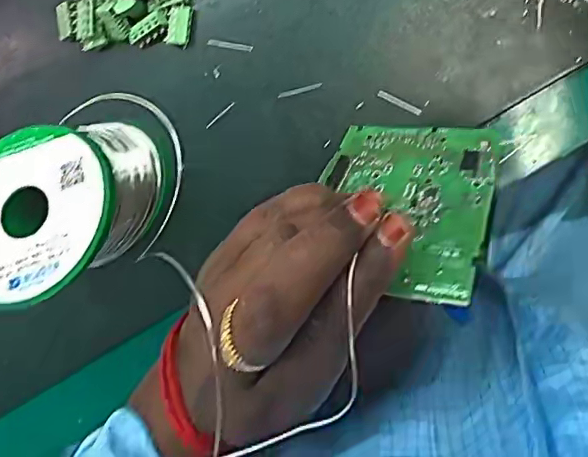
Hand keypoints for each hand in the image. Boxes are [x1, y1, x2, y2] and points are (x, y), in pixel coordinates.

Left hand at [131, 185, 414, 454]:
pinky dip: (311, 198)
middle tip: (384, 210)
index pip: (288, 285)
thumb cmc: (266, 389)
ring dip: (330, 204)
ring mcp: (224, 253)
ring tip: (363, 211)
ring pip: (282, 212)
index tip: (390, 221)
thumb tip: (392, 238)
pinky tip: (334, 208)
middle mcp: (227, 286)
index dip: (339, 246)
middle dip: (341, 219)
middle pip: (288, 238)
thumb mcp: (315, 372)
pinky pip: (276, 202)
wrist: (196, 382)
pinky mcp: (228, 234)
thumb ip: (351, 307)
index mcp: (244, 340)